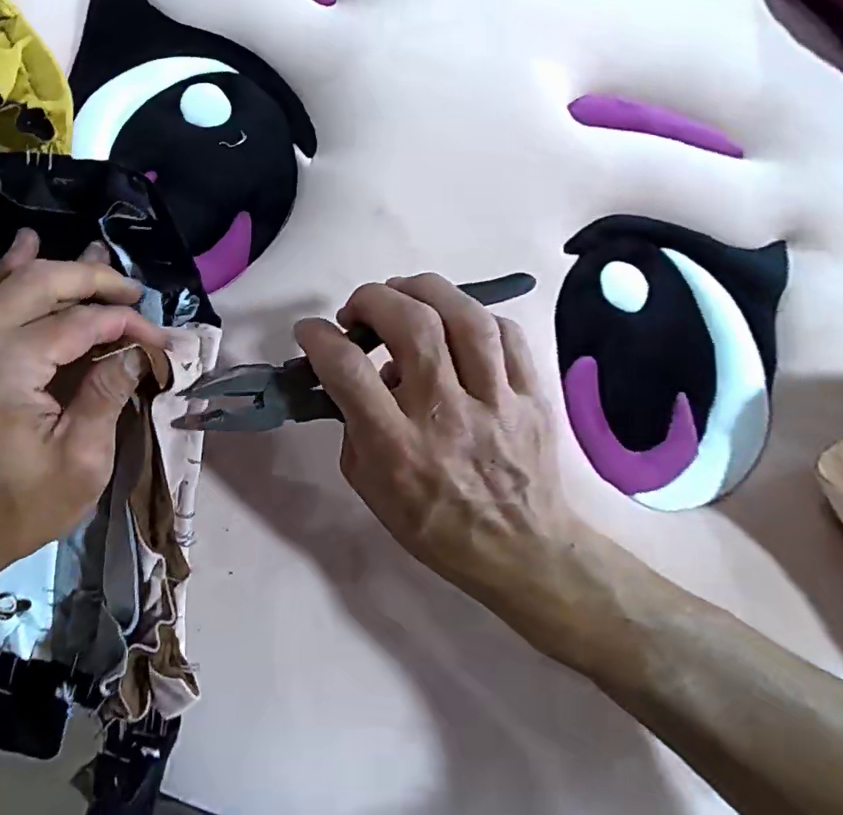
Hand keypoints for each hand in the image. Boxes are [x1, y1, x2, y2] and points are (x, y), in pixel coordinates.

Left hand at [0, 230, 165, 587]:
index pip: (76, 322)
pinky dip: (15, 280)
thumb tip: (140, 349)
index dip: (124, 324)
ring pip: (11, 286)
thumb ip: (108, 393)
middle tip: (135, 294)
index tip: (160, 339)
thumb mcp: (80, 462)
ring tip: (103, 264)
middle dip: (94, 281)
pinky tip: (28, 246)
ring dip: (61, 276)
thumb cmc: (13, 512)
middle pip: (40, 283)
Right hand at [294, 274, 576, 611]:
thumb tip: (356, 374)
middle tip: (359, 310)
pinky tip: (455, 322)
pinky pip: (507, 333)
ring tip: (403, 294)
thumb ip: (354, 425)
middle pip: (412, 326)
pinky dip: (474, 315)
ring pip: (465, 317)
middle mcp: (445, 415)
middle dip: (373, 299)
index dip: (319, 337)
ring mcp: (496, 402)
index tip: (310, 330)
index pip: (348, 370)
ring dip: (425, 290)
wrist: (520, 551)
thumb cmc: (433, 523)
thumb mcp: (369, 486)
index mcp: (397, 446)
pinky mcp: (531, 395)